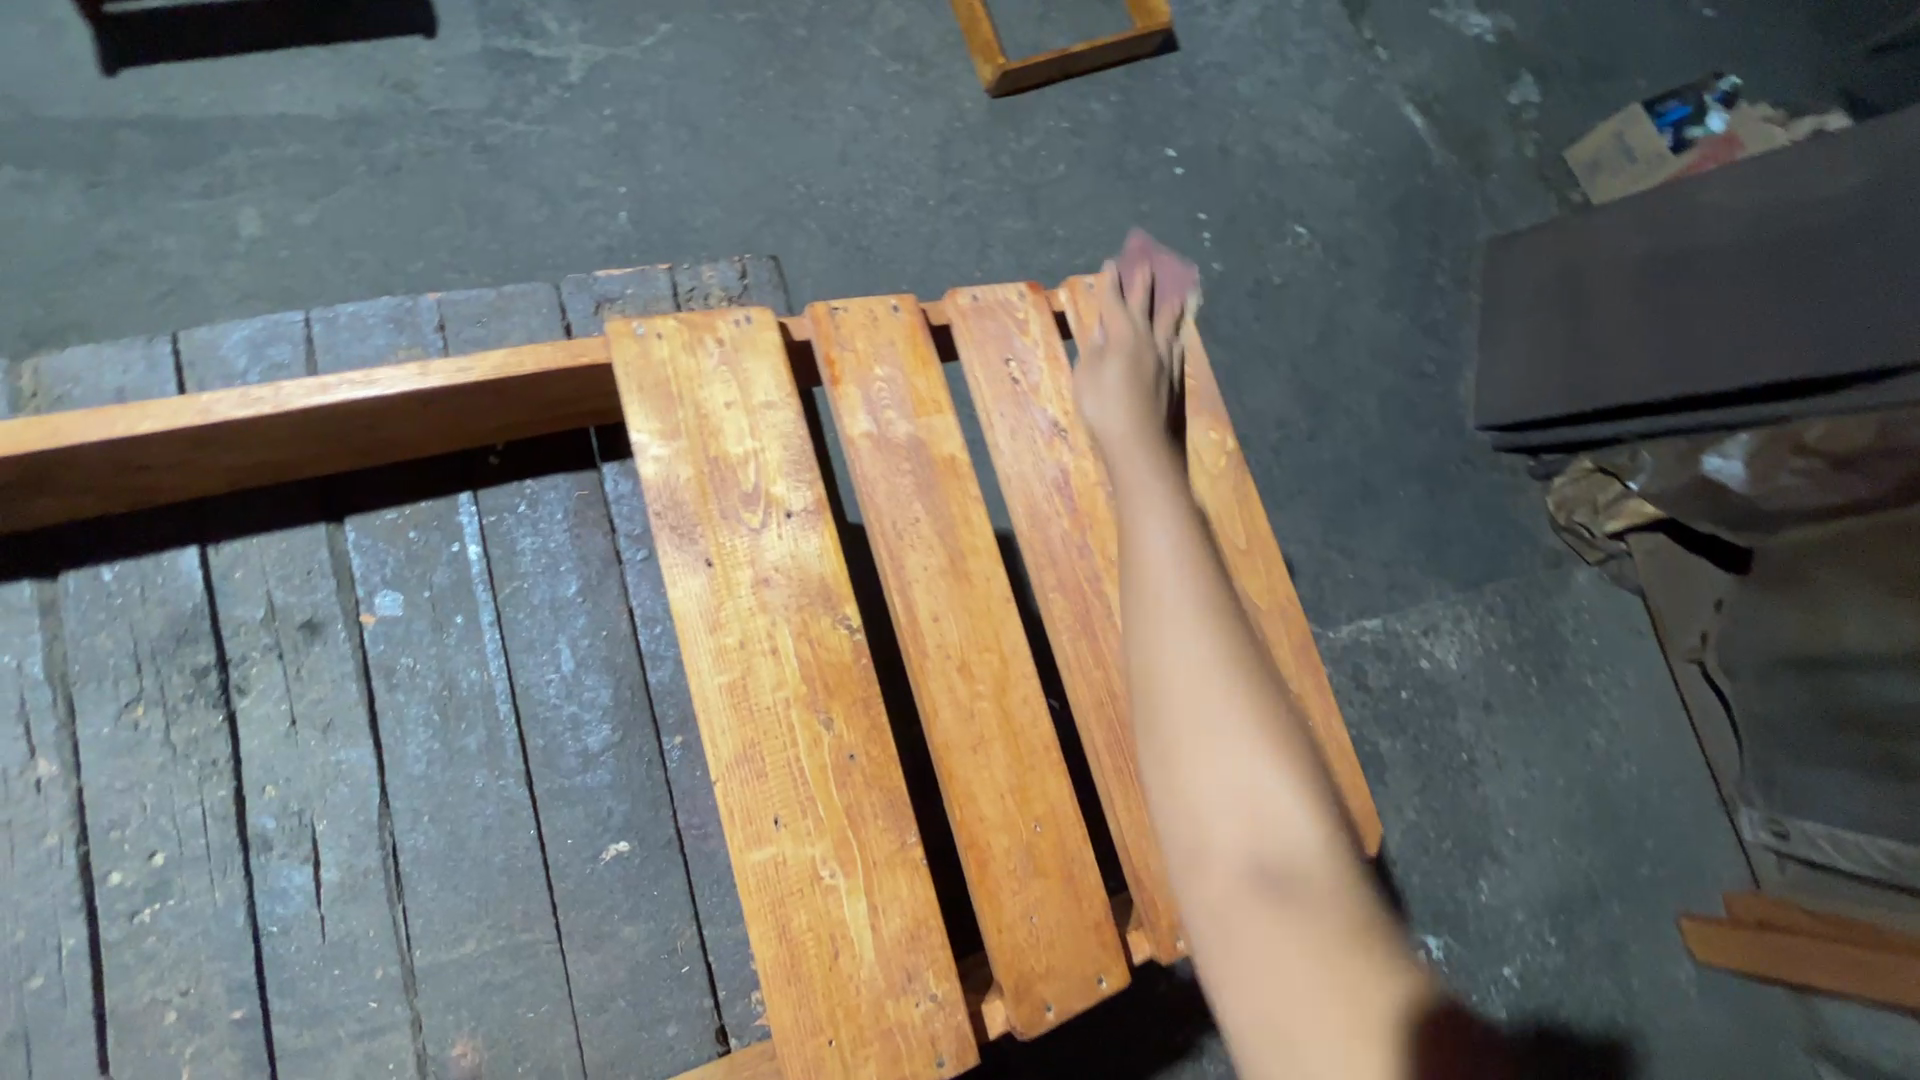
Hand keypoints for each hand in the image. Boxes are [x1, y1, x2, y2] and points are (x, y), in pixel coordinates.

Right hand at [1072, 258, 1187, 468]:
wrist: (1140, 440)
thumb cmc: (1103, 408)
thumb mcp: (1086, 376)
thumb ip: (1094, 349)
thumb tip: (1101, 327)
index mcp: (1120, 335)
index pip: (1113, 302)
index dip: (1110, 282)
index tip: (1111, 263)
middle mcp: (1146, 339)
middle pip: (1145, 304)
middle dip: (1143, 283)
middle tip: (1147, 262)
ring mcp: (1165, 357)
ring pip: (1169, 323)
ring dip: (1171, 304)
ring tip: (1179, 291)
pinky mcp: (1175, 375)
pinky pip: (1177, 346)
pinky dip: (1176, 336)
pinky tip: (1179, 336)